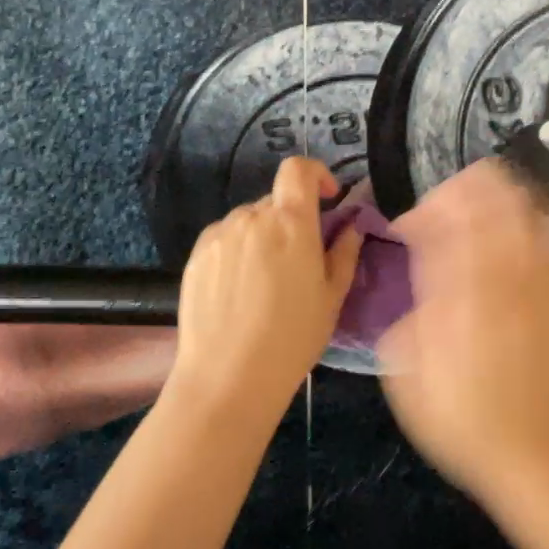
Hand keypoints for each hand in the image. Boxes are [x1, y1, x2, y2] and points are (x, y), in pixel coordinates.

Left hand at [167, 157, 361, 416]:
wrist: (227, 378)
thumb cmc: (291, 339)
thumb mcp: (332, 298)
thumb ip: (344, 252)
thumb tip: (351, 225)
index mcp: (290, 222)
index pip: (298, 169)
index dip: (315, 174)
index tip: (326, 198)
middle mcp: (252, 217)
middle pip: (275, 202)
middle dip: (291, 221)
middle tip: (299, 262)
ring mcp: (220, 234)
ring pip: (249, 221)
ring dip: (262, 237)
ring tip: (264, 284)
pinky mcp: (197, 254)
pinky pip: (225, 238)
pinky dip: (237, 251)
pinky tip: (238, 291)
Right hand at [379, 159, 548, 506]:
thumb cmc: (479, 427)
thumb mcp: (413, 385)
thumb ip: (405, 326)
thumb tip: (414, 300)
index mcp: (460, 282)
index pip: (438, 212)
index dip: (420, 213)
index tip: (407, 232)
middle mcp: (507, 264)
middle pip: (487, 189)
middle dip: (458, 193)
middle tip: (442, 218)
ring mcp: (548, 272)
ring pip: (525, 202)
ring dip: (495, 202)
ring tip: (478, 226)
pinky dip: (530, 227)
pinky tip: (517, 254)